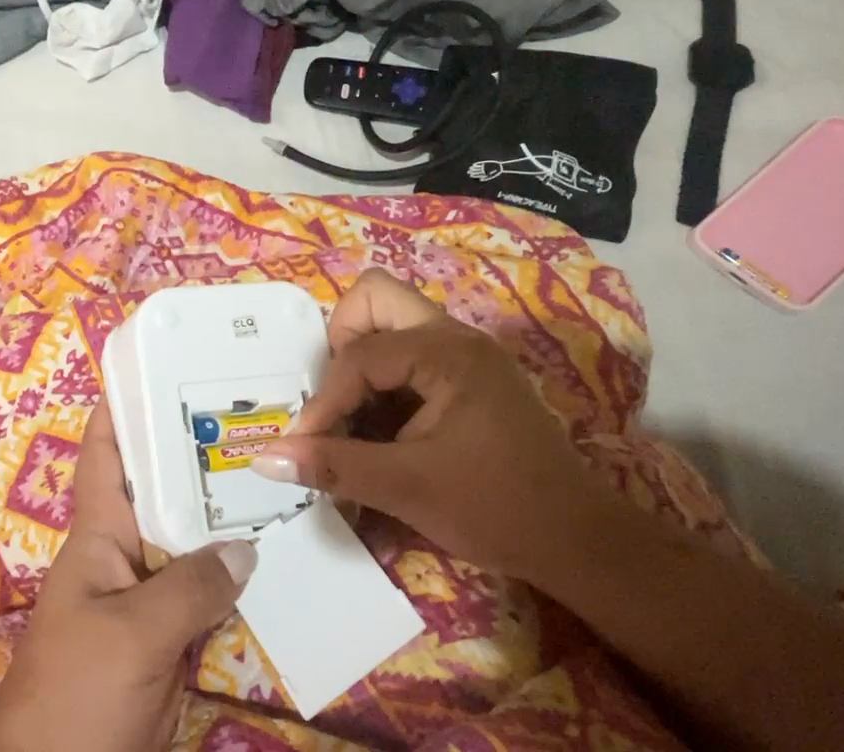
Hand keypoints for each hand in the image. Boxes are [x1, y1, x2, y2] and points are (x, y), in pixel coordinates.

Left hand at [0, 403, 256, 751]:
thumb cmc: (77, 688)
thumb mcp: (130, 632)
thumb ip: (188, 588)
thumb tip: (246, 548)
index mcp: (99, 535)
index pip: (105, 456)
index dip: (120, 409)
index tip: (153, 367)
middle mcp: (126, 554)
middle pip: (164, 493)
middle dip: (200, 457)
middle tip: (256, 417)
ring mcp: (151, 596)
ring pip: (194, 543)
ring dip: (230, 516)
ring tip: (284, 475)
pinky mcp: (173, 636)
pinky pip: (210, 594)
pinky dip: (242, 577)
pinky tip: (286, 558)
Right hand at [250, 269, 616, 580]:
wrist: (582, 545)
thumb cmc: (498, 509)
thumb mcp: (407, 488)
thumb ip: (333, 466)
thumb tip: (262, 458)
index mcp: (447, 352)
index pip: (359, 356)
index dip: (324, 401)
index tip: (302, 446)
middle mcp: (457, 338)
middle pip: (375, 299)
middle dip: (341, 342)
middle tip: (336, 398)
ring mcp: (467, 356)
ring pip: (392, 324)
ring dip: (361, 364)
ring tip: (352, 420)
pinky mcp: (470, 381)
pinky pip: (408, 356)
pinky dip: (383, 384)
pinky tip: (380, 432)